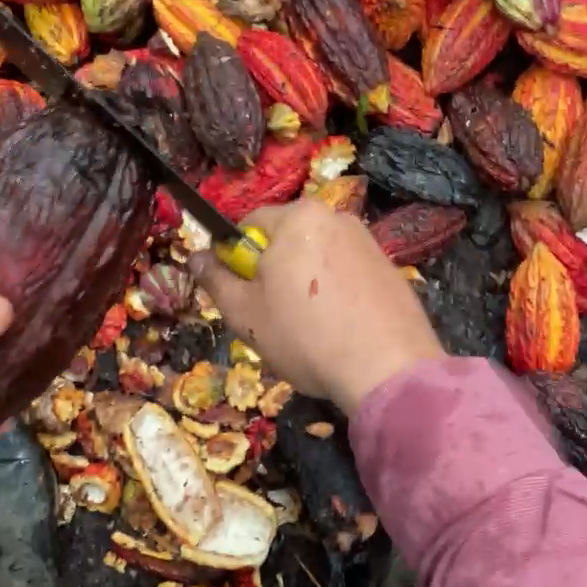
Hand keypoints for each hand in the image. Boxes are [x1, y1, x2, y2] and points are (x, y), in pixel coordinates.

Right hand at [191, 199, 444, 415]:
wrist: (387, 369)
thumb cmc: (305, 336)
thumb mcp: (246, 313)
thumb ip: (216, 280)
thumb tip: (195, 257)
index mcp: (298, 217)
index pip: (250, 224)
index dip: (238, 260)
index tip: (242, 295)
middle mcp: (337, 218)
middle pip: (288, 240)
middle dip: (276, 272)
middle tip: (274, 317)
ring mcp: (369, 242)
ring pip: (319, 259)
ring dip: (306, 285)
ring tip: (311, 330)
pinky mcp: (391, 269)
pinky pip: (349, 275)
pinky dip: (338, 295)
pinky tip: (341, 331)